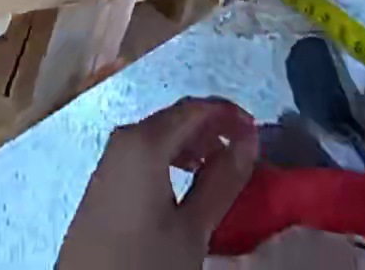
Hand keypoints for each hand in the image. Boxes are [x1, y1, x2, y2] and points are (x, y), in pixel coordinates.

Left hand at [56, 97, 257, 269]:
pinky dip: (173, 155)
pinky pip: (146, 149)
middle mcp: (125, 135)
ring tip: (221, 166)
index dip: (227, 113)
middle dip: (212, 127)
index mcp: (145, 140)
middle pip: (175, 117)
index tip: (257, 130)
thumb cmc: (144, 263)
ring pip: (160, 132)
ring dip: (193, 142)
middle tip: (245, 150)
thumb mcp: (192, 229)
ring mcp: (112, 154)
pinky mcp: (107, 175)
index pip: (193, 109)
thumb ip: (221, 181)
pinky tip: (188, 178)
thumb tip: (247, 140)